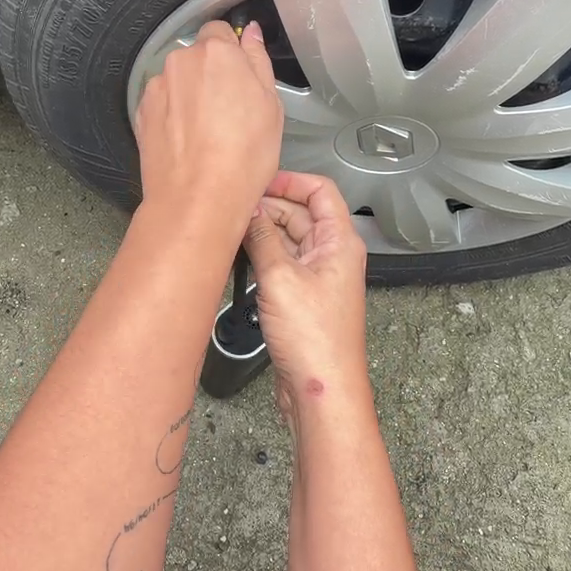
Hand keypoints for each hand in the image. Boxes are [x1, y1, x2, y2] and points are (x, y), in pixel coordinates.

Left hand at [133, 21, 283, 232]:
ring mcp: (158, 87)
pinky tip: (191, 142)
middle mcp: (181, 62)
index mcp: (217, 52)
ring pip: (179, 81)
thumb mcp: (271, 106)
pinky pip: (164, 104)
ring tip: (210, 133)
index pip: (219, 31)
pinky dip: (175, 116)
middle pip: (198, 57)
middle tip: (231, 112)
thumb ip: (258, 60)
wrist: (197, 199)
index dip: (232, 54)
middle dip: (212, 76)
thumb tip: (251, 34)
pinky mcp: (142, 112)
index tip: (241, 77)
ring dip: (191, 96)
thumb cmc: (242, 157)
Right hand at [242, 171, 371, 426]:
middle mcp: (332, 254)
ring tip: (231, 229)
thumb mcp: (281, 278)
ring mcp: (317, 276)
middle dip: (269, 206)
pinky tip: (239, 255)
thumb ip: (262, 238)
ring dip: (262, 232)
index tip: (259, 182)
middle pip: (301, 213)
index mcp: (339, 241)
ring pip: (288, 238)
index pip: (320, 190)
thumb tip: (249, 210)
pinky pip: (282, 263)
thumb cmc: (314, 338)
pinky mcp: (302, 297)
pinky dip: (262, 256)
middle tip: (234, 208)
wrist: (320, 389)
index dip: (290, 180)